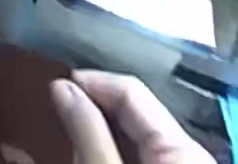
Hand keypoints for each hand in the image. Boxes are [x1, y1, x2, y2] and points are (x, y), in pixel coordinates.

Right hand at [50, 70, 213, 163]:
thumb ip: (89, 133)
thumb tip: (60, 84)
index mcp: (182, 146)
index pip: (131, 90)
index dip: (91, 81)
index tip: (53, 85)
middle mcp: (184, 153)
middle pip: (129, 115)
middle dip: (90, 110)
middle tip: (54, 116)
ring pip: (129, 140)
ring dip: (94, 135)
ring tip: (61, 137)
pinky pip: (133, 159)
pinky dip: (105, 155)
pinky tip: (82, 153)